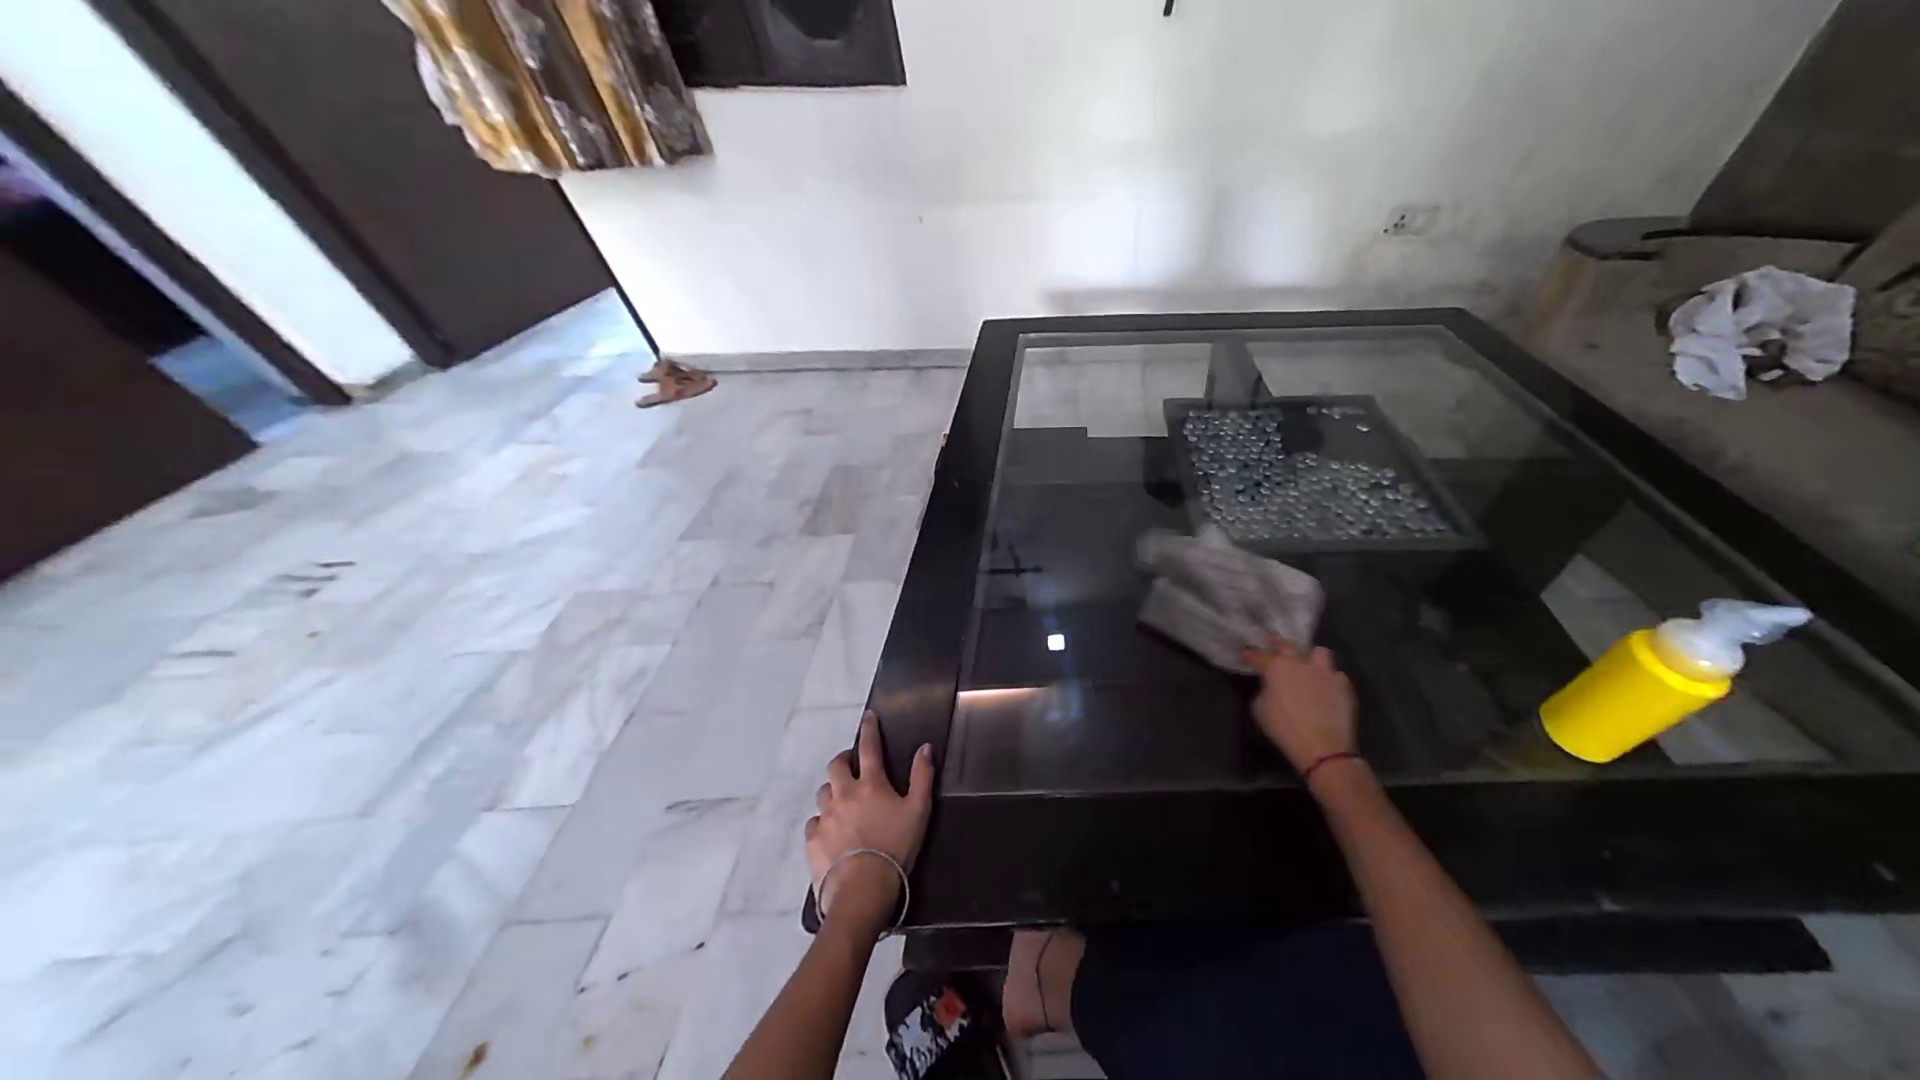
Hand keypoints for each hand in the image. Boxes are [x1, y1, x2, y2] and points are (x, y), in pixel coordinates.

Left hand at [806, 711, 933, 927]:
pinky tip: (831, 831)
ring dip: (833, 791)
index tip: (868, 717)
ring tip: (843, 801)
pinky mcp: (813, 838)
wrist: (862, 888)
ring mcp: (825, 816)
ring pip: (824, 792)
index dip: (869, 729)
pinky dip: (823, 821)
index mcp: (871, 784)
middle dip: (844, 760)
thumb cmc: (895, 848)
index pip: (869, 748)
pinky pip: (815, 822)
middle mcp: (844, 794)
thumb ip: (922, 777)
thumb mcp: (919, 811)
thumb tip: (924, 748)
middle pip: (837, 765)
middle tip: (852, 765)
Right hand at [1245, 637, 1356, 772]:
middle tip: (1271, 643)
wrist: (1322, 747)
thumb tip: (1270, 687)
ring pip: (1318, 652)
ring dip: (1311, 656)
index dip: (1250, 655)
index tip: (1245, 654)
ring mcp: (1325, 672)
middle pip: (1286, 644)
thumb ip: (1264, 691)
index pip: (1258, 655)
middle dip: (1276, 642)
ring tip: (1308, 665)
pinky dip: (1328, 678)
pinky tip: (1325, 688)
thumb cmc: (1284, 728)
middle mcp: (1300, 663)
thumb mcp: (1259, 709)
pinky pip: (1335, 674)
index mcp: (1276, 668)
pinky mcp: (1343, 684)